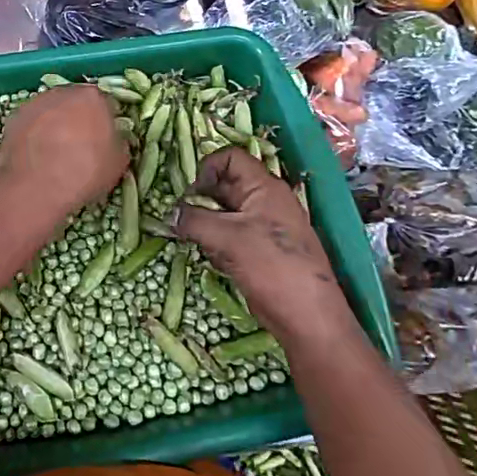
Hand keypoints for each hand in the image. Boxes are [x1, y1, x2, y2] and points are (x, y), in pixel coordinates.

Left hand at [0, 85, 127, 219]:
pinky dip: (34, 133)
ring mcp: (34, 103)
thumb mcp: (119, 163)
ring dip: (54, 124)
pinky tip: (36, 154)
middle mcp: (62, 92)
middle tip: (79, 144)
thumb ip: (119, 143)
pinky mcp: (13, 118)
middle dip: (78, 118)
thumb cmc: (85, 172)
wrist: (36, 187)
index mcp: (93, 97)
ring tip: (54, 151)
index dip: (106, 121)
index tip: (104, 138)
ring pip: (50, 111)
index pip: (105, 103)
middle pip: (75, 102)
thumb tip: (115, 140)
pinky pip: (31, 123)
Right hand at [173, 148, 353, 340]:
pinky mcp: (256, 251)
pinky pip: (227, 236)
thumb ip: (193, 220)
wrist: (307, 317)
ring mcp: (261, 227)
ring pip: (222, 213)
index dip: (207, 167)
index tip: (190, 192)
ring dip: (204, 224)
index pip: (231, 158)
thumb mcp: (228, 237)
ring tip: (193, 240)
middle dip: (199, 199)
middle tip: (180, 218)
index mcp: (264, 188)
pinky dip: (214, 243)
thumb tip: (170, 214)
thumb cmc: (272, 266)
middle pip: (223, 186)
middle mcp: (263, 202)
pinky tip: (211, 259)